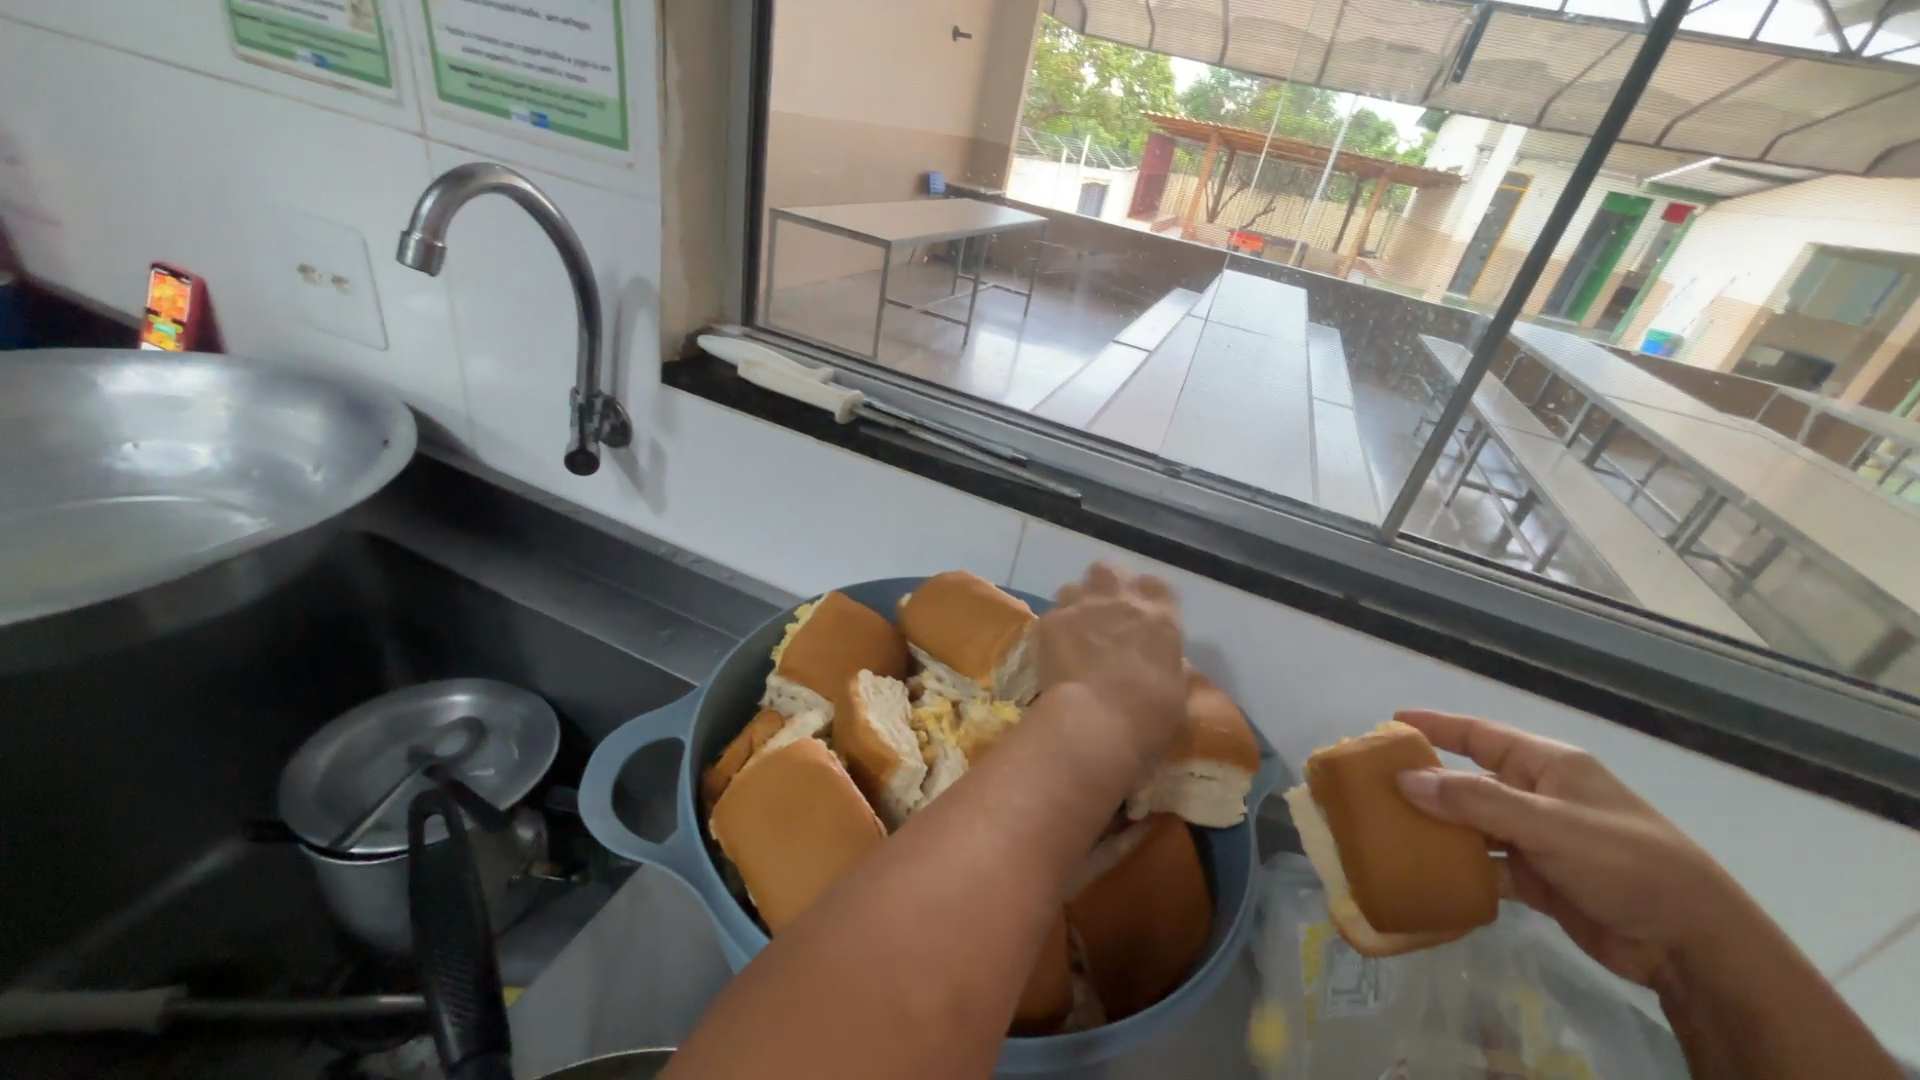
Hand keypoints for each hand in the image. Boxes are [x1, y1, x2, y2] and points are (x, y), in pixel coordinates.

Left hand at [1038, 562, 1186, 764]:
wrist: (1096, 719)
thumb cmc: (1147, 715)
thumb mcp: (1175, 691)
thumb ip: (1166, 665)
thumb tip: (1161, 663)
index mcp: (1160, 619)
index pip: (1157, 586)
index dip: (1147, 595)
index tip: (1142, 611)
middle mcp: (1122, 602)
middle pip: (1109, 570)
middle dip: (1105, 585)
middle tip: (1103, 612)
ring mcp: (1083, 608)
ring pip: (1074, 585)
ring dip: (1075, 603)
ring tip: (1074, 629)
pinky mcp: (1051, 621)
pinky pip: (1051, 613)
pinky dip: (1053, 628)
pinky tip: (1053, 648)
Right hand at [1393, 710, 1746, 988]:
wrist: (1692, 944)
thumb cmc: (1625, 862)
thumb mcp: (1548, 824)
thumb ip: (1474, 801)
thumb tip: (1405, 780)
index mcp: (1548, 766)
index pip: (1481, 735)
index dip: (1436, 726)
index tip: (1391, 723)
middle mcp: (1540, 796)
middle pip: (1470, 780)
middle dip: (1426, 783)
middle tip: (1374, 785)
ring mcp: (1540, 839)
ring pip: (1473, 825)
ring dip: (1438, 829)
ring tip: (1387, 830)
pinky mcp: (1540, 879)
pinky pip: (1486, 865)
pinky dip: (1459, 869)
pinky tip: (1426, 873)